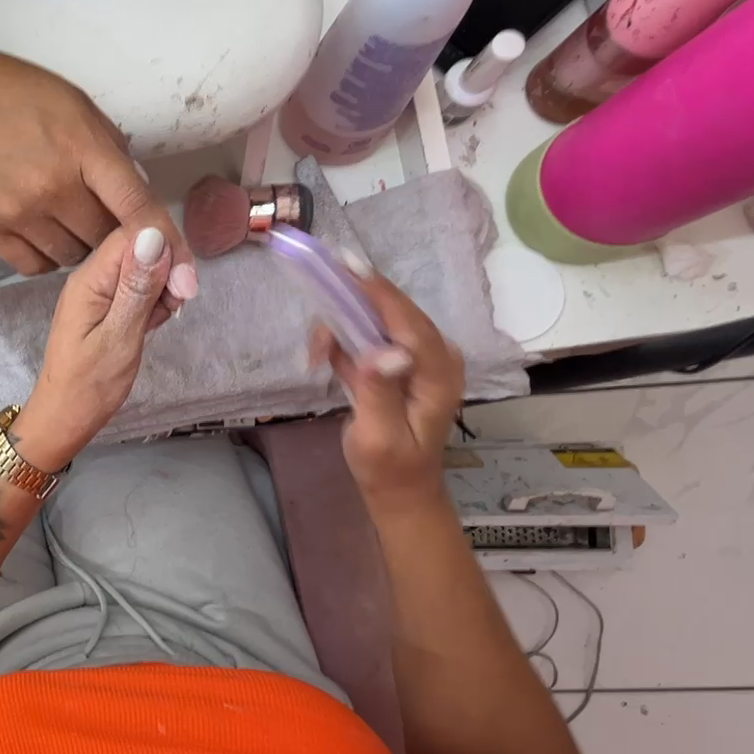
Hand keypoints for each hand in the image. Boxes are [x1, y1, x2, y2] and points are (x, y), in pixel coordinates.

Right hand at [0, 31, 197, 307]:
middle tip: (101, 214)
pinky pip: (37, 267)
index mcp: (83, 148)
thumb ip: (108, 151)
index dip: (167, 243)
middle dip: (114, 235)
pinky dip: (49, 257)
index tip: (187, 276)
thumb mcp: (74, 104)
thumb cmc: (11, 91)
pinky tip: (43, 233)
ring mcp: (20, 213)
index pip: (137, 206)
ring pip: (73, 257)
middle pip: (106, 241)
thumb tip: (134, 195)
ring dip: (81, 246)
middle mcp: (54, 187)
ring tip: (65, 217)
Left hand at [8, 226, 172, 471]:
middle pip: (142, 246)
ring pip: (146, 268)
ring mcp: (99, 291)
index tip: (185, 285)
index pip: (134, 233)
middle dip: (169, 270)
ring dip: (165, 289)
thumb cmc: (90, 386)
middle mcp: (92, 277)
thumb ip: (137, 287)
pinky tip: (153, 325)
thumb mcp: (119, 338)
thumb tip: (153, 234)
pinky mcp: (108, 306)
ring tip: (160, 322)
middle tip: (175, 308)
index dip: (168, 249)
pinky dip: (155, 303)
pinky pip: (140, 289)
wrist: (67, 416)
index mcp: (89, 279)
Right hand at [311, 269, 464, 509]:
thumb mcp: (379, 436)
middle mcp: (435, 357)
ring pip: (377, 320)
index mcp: (438, 373)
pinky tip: (325, 355)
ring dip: (342, 326)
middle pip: (392, 313)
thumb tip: (383, 352)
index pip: (408, 321)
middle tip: (316, 320)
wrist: (397, 487)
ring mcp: (417, 358)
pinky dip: (344, 337)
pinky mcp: (399, 362)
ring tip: (316, 356)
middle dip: (350, 306)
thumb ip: (380, 392)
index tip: (347, 266)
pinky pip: (370, 334)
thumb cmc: (388, 466)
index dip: (377, 291)